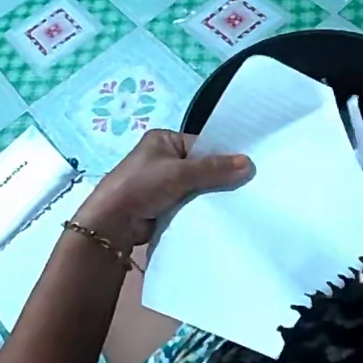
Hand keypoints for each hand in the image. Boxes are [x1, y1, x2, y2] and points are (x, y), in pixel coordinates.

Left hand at [74, 131, 251, 247]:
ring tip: (240, 199)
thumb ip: (214, 168)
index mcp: (164, 139)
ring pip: (198, 185)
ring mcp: (165, 181)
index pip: (202, 145)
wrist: (113, 222)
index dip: (223, 155)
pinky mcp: (166, 203)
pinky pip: (192, 200)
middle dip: (219, 176)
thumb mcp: (180, 172)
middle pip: (202, 165)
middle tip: (248, 185)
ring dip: (211, 193)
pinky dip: (202, 206)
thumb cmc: (142, 185)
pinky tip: (222, 211)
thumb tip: (249, 163)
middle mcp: (165, 157)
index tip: (247, 167)